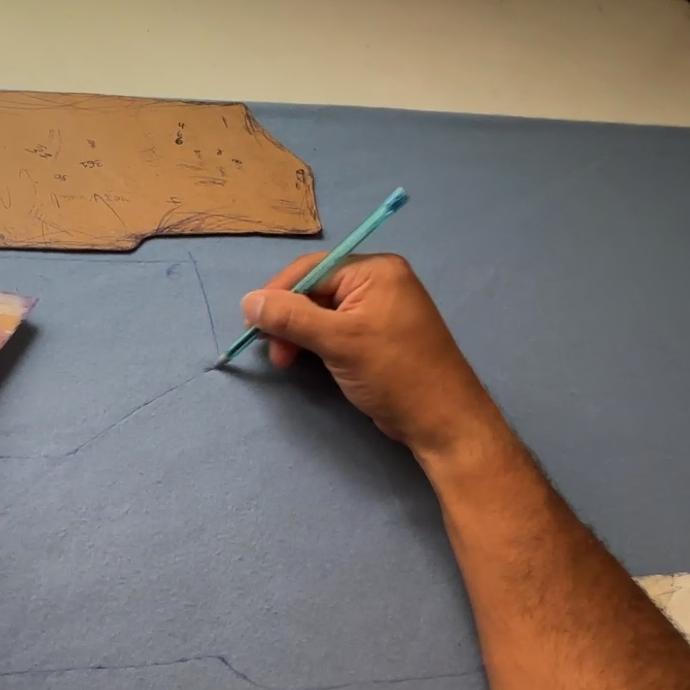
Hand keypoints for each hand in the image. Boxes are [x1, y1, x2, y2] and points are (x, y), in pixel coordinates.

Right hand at [241, 253, 502, 459]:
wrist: (441, 420)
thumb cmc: (394, 373)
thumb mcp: (338, 341)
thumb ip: (291, 317)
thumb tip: (247, 301)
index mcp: (375, 271)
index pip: (312, 269)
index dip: (277, 294)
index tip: (251, 324)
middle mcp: (377, 282)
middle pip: (313, 290)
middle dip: (287, 318)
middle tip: (273, 352)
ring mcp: (376, 310)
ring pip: (319, 312)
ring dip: (296, 334)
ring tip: (285, 361)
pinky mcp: (374, 335)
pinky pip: (333, 328)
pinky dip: (313, 342)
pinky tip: (303, 359)